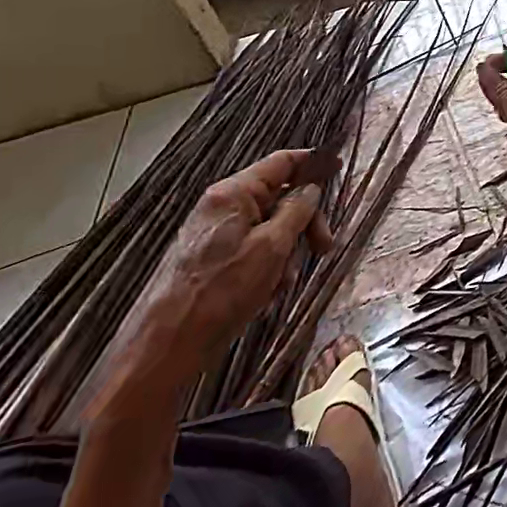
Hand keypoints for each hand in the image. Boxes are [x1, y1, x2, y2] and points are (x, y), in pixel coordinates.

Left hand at [117, 150, 334, 383]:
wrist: (169, 343)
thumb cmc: (221, 291)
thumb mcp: (272, 247)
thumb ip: (297, 211)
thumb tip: (311, 189)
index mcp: (233, 193)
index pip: (280, 162)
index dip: (311, 162)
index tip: (338, 168)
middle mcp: (223, 206)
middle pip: (279, 198)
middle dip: (305, 222)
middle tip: (324, 248)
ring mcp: (217, 232)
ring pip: (270, 227)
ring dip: (287, 251)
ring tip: (283, 282)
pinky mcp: (214, 258)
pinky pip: (254, 249)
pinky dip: (269, 266)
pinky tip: (267, 291)